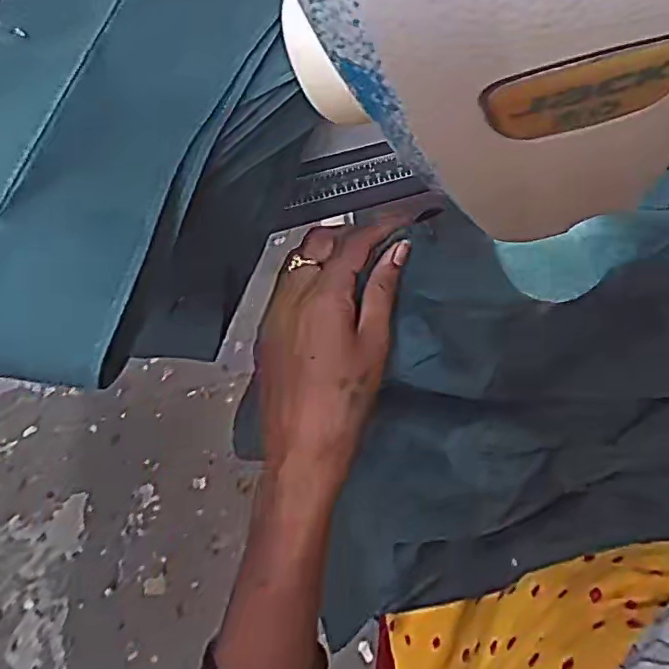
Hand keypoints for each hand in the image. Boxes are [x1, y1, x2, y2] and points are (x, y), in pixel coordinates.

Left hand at [255, 215, 414, 494]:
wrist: (301, 450)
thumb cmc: (347, 398)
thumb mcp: (374, 342)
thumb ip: (382, 290)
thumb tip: (397, 250)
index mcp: (321, 294)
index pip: (352, 243)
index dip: (379, 226)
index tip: (402, 218)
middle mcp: (291, 293)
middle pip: (319, 240)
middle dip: (350, 231)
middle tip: (382, 237)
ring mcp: (273, 309)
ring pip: (299, 258)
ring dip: (328, 248)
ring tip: (359, 257)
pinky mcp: (266, 327)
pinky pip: (288, 280)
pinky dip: (312, 269)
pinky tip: (330, 286)